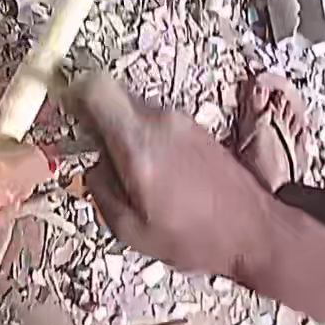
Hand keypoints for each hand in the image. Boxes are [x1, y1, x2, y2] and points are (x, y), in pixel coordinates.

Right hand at [71, 72, 284, 283]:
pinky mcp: (193, 125)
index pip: (95, 86)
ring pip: (131, 108)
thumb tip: (93, 165)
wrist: (258, 231)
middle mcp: (158, 119)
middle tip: (100, 158)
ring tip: (132, 174)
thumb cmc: (194, 238)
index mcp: (138, 143)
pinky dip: (142, 137)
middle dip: (95, 121)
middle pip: (110, 97)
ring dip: (120, 131)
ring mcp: (179, 119)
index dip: (72, 92)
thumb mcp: (132, 232)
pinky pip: (152, 119)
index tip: (66, 114)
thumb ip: (100, 190)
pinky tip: (156, 173)